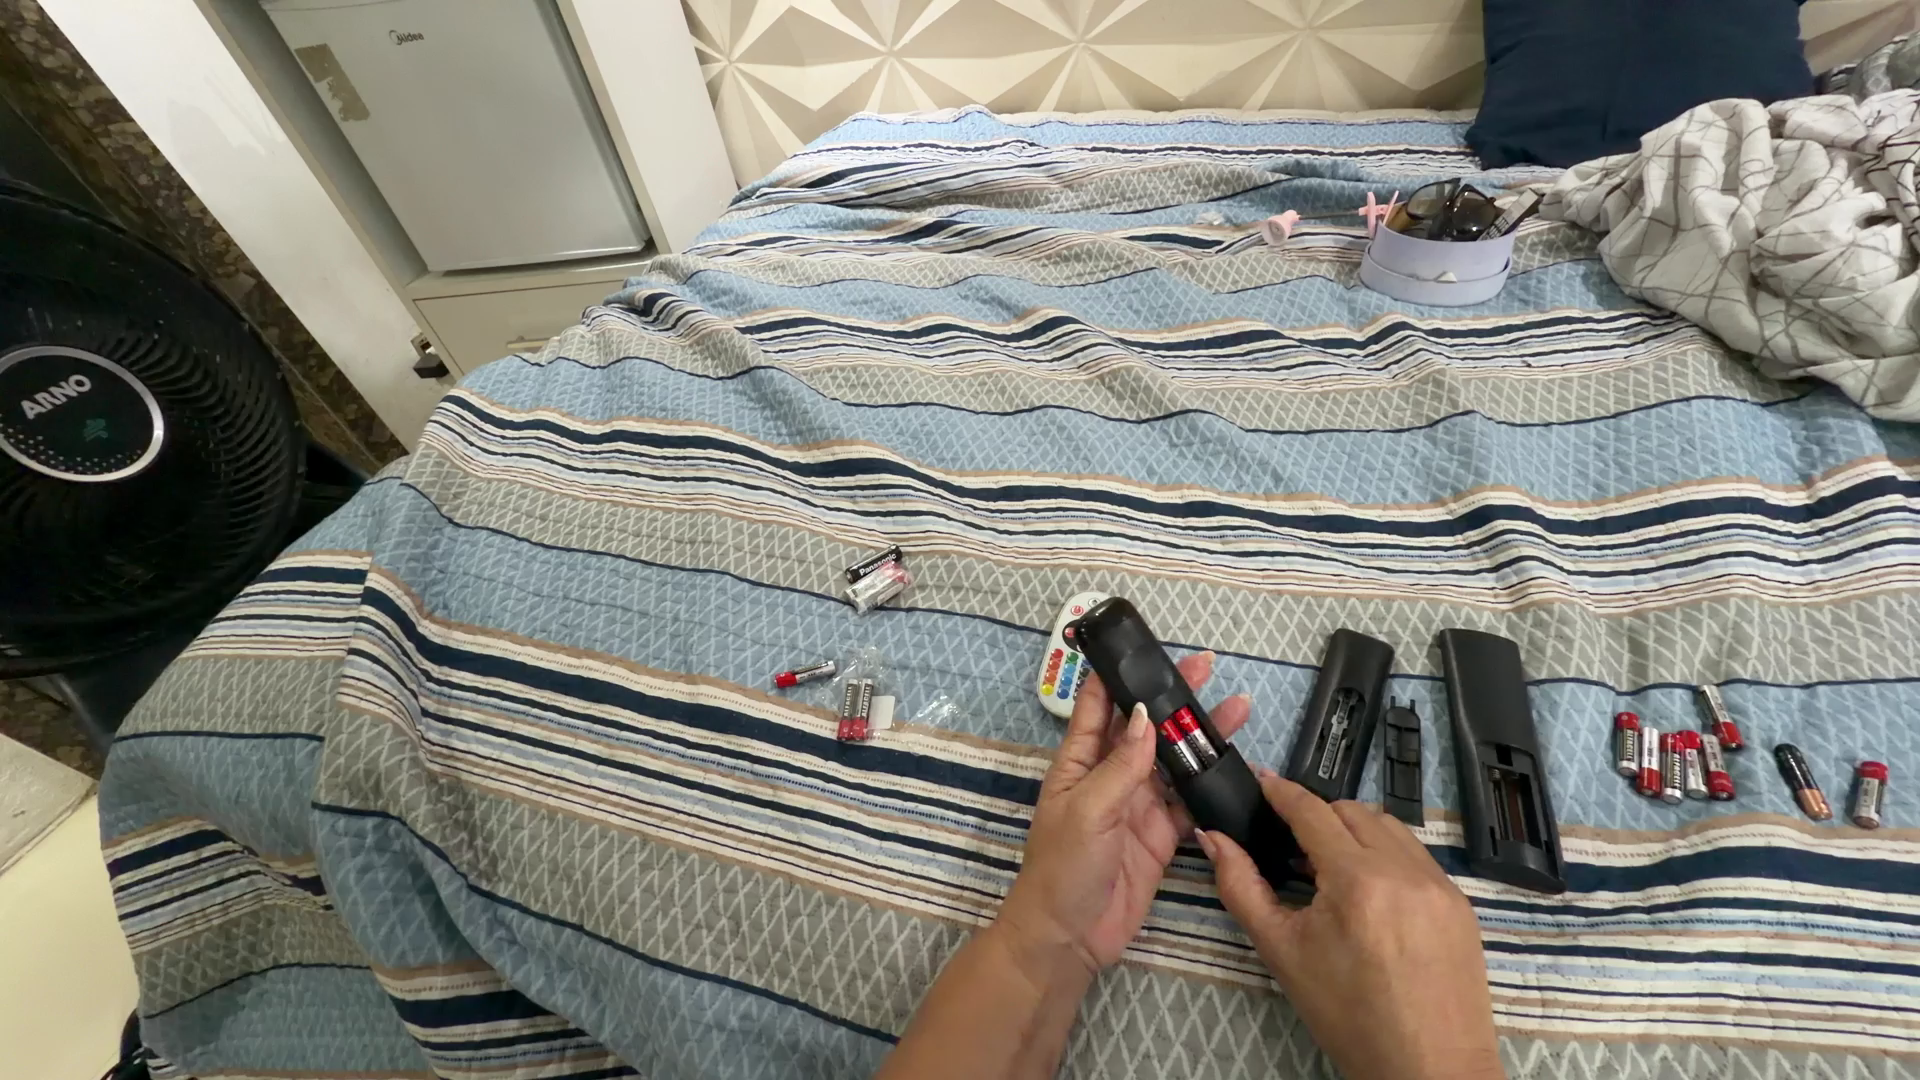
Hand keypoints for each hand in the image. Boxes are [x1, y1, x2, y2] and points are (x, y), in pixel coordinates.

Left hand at [997, 654, 1249, 974]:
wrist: (1070, 935)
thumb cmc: (1064, 865)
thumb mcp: (1087, 809)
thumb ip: (1121, 766)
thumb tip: (1144, 716)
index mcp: (1080, 761)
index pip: (1098, 707)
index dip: (1118, 676)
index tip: (1142, 648)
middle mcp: (1110, 774)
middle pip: (1145, 727)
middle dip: (1172, 697)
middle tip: (1205, 667)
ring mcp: (1137, 803)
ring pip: (1174, 760)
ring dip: (1200, 736)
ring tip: (1237, 708)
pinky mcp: (1160, 834)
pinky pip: (1188, 800)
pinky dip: (1209, 783)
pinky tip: (1234, 764)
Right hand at [1197, 776, 1502, 1079]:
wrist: (1430, 1074)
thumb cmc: (1346, 1014)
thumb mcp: (1279, 949)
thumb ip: (1239, 884)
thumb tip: (1213, 836)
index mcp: (1356, 881)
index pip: (1312, 811)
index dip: (1282, 791)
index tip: (1261, 780)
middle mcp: (1404, 871)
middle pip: (1351, 810)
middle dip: (1317, 814)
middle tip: (1290, 840)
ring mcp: (1441, 886)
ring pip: (1388, 825)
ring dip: (1353, 829)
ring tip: (1330, 863)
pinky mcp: (1462, 904)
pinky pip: (1415, 854)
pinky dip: (1385, 853)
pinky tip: (1368, 889)